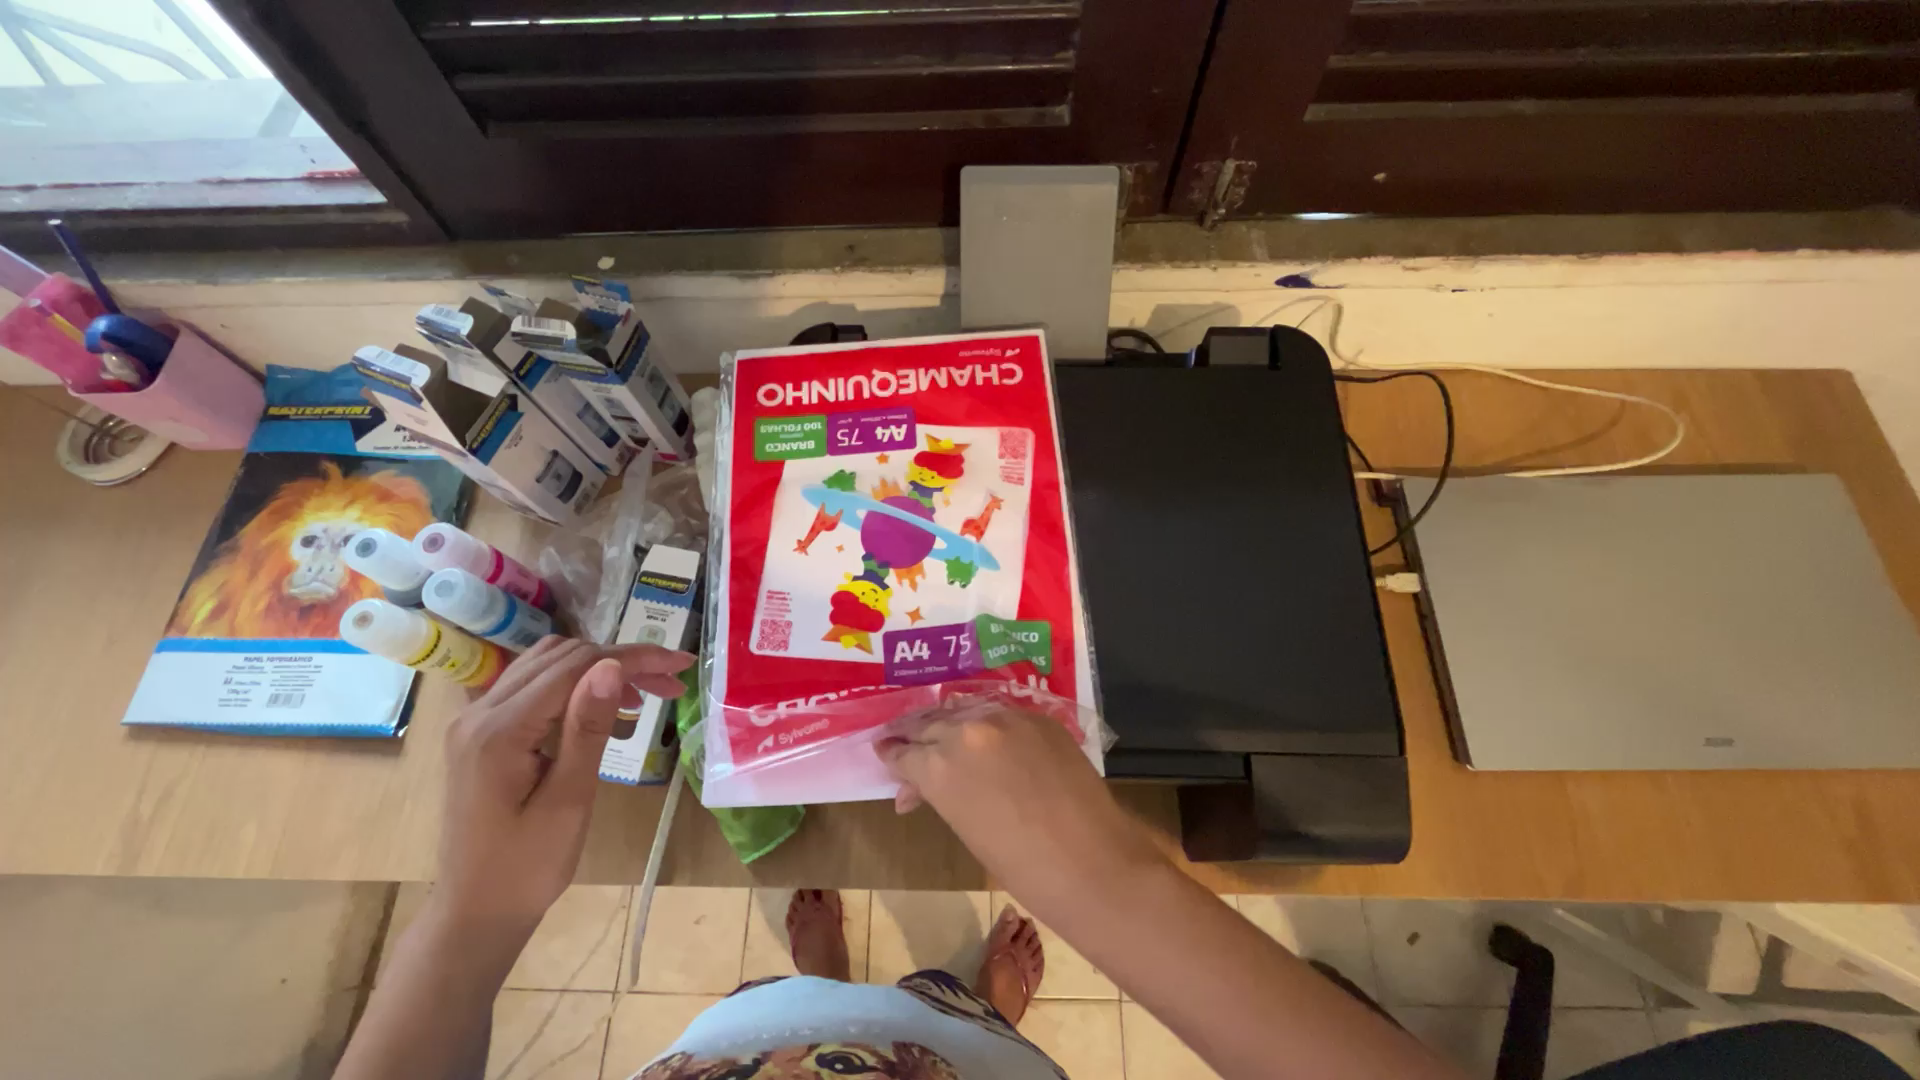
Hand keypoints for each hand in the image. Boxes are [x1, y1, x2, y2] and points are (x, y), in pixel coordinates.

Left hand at [432, 637, 694, 932]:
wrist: (476, 912)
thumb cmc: (529, 866)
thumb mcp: (569, 799)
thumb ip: (587, 727)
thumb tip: (612, 665)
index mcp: (499, 730)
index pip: (575, 667)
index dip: (632, 658)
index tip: (679, 665)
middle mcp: (479, 713)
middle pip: (561, 657)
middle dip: (620, 661)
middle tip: (669, 685)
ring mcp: (474, 721)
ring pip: (545, 664)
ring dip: (597, 669)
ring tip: (643, 696)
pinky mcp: (480, 732)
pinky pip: (531, 686)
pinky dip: (573, 685)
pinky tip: (602, 709)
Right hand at [875, 696, 1166, 904]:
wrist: (1089, 858)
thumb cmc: (1020, 865)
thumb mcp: (965, 828)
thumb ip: (939, 796)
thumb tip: (915, 790)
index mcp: (939, 767)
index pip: (904, 753)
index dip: (891, 754)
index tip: (882, 750)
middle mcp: (966, 731)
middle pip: (929, 724)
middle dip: (912, 732)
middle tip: (898, 735)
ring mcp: (1005, 718)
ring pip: (963, 711)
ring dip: (945, 721)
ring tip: (934, 727)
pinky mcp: (1037, 717)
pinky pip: (999, 713)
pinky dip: (984, 722)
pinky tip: (979, 729)